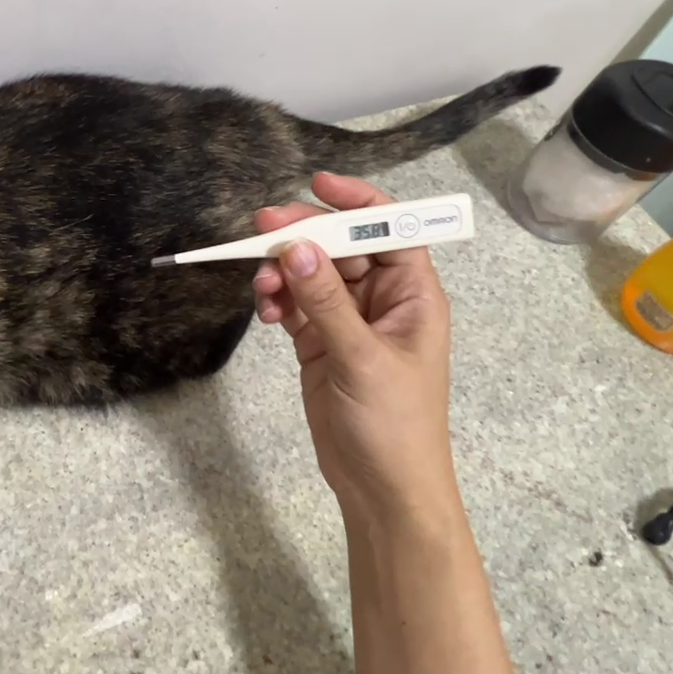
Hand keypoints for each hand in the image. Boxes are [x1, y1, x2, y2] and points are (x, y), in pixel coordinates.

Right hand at [253, 172, 455, 529]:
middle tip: (261, 229)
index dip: (357, 202)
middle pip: (340, 247)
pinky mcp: (320, 342)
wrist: (381, 489)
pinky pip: (295, 304)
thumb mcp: (362, 358)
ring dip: (283, 271)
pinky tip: (266, 311)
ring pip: (311, 274)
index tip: (316, 184)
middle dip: (303, 236)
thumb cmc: (393, 423)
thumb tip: (294, 247)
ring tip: (260, 286)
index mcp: (412, 294)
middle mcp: (381, 299)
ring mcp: (347, 320)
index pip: (388, 229)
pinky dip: (278, 300)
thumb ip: (326, 301)